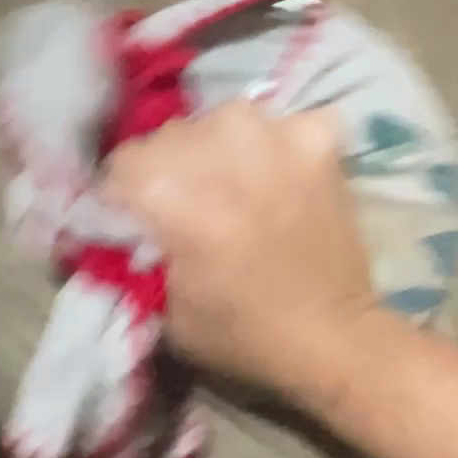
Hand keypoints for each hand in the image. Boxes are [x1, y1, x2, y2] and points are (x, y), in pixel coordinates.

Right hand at [100, 101, 380, 391]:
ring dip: (229, 148)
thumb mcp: (161, 306)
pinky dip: (288, 144)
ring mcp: (277, 137)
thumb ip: (136, 248)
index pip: (124, 163)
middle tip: (202, 207)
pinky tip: (289, 176)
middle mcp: (219, 147)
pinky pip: (291, 122)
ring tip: (245, 188)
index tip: (151, 221)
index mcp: (169, 190)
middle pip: (174, 136)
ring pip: (228, 120)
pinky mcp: (322, 142)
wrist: (333, 337)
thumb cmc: (244, 334)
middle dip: (179, 169)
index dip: (131, 195)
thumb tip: (126, 216)